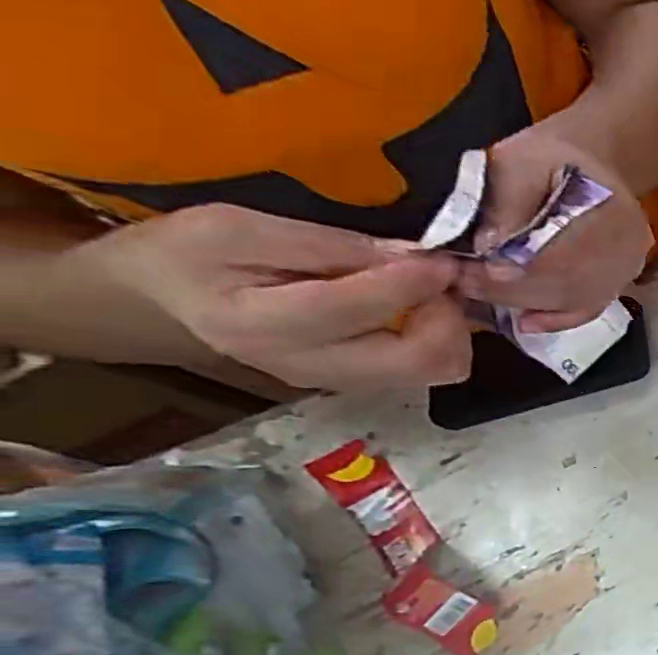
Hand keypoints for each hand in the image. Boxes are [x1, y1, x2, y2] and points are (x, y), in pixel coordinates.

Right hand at [86, 204, 469, 390]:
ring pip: (435, 370)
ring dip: (451, 331)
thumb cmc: (190, 255)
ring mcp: (346, 384)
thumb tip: (408, 254)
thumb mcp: (236, 227)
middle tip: (440, 278)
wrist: (167, 302)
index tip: (440, 260)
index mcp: (263, 325)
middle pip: (420, 360)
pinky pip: (428, 370)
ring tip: (431, 291)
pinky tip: (423, 308)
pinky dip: (442, 340)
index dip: (411, 283)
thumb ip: (327, 245)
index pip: (358, 310)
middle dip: (446, 317)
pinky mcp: (366, 384)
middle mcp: (314, 368)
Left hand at [458, 122, 653, 332]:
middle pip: (565, 284)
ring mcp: (626, 270)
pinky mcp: (618, 283)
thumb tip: (486, 249)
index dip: (508, 269)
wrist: (595, 162)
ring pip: (573, 301)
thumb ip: (507, 202)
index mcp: (604, 208)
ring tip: (482, 297)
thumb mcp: (520, 161)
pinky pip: (588, 310)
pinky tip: (527, 322)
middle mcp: (626, 247)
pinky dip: (557, 320)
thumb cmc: (551, 156)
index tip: (462, 271)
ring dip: (525, 304)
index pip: (554, 253)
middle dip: (509, 290)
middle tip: (463, 287)